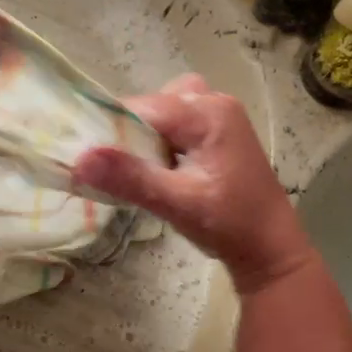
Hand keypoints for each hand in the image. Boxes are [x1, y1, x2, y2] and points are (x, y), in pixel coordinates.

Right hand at [75, 74, 313, 293]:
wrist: (270, 248)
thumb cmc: (229, 225)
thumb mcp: (177, 203)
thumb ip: (131, 178)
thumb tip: (80, 160)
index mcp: (208, 112)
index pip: (143, 106)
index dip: (113, 128)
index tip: (92, 158)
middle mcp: (214, 102)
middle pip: (152, 104)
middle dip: (129, 132)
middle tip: (120, 169)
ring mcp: (219, 115)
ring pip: (163, 112)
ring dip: (146, 135)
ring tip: (140, 169)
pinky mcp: (218, 132)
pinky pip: (177, 123)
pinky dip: (160, 141)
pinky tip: (158, 170)